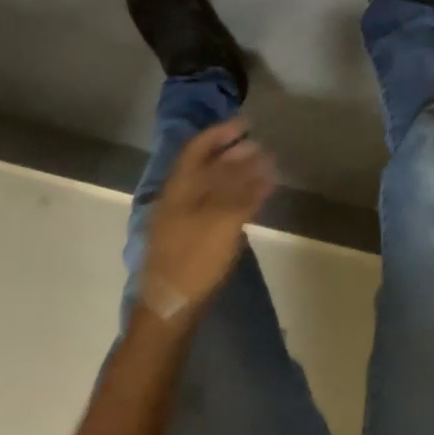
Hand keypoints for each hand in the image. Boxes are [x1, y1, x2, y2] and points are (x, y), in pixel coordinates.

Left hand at [140, 120, 274, 314]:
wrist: (168, 311)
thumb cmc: (192, 261)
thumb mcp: (222, 221)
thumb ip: (243, 191)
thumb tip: (262, 162)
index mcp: (179, 189)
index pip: (198, 149)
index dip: (221, 133)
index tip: (246, 123)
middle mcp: (178, 199)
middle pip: (207, 168)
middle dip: (234, 154)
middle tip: (262, 148)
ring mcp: (183, 221)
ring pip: (212, 189)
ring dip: (237, 176)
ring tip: (265, 172)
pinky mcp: (192, 240)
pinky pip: (216, 208)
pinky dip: (236, 199)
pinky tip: (253, 202)